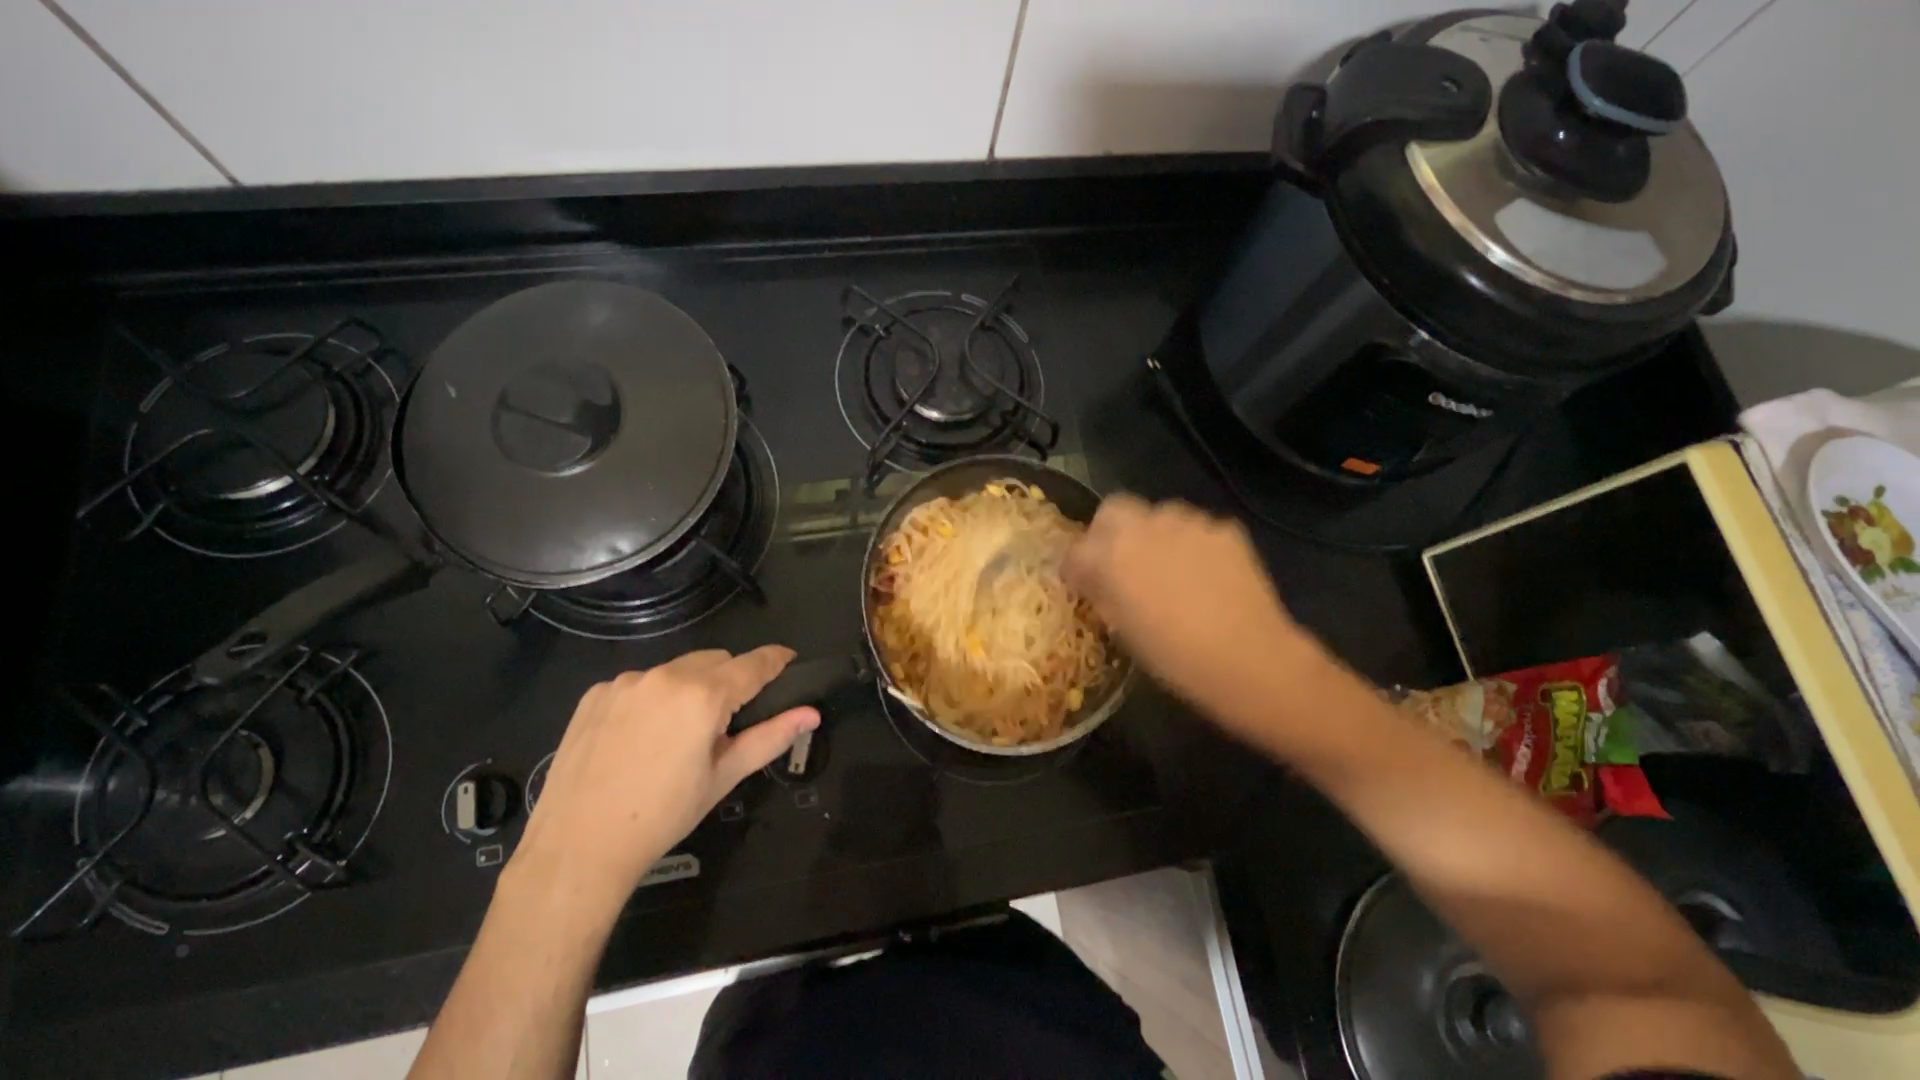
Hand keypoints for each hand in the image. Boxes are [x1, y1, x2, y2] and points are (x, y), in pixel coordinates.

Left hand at [512, 646, 817, 910]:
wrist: (580, 843)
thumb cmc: (663, 815)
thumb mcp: (723, 778)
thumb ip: (770, 738)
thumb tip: (811, 714)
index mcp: (703, 696)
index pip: (753, 664)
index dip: (776, 660)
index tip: (789, 660)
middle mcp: (664, 676)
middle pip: (715, 660)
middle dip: (730, 679)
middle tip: (728, 722)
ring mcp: (625, 683)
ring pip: (675, 671)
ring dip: (689, 689)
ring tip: (678, 736)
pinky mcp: (595, 694)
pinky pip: (638, 685)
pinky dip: (651, 700)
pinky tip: (640, 739)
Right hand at [1063, 495, 1316, 732]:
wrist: (1248, 658)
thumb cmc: (1175, 657)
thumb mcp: (1125, 630)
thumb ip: (1105, 595)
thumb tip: (1097, 583)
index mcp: (1111, 556)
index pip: (1077, 550)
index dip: (1076, 568)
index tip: (1082, 583)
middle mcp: (1145, 527)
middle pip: (1115, 510)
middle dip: (1110, 531)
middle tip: (1120, 563)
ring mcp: (1189, 523)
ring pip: (1159, 516)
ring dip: (1155, 536)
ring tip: (1170, 570)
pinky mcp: (1224, 529)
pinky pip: (1197, 530)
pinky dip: (1193, 546)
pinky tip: (1206, 576)